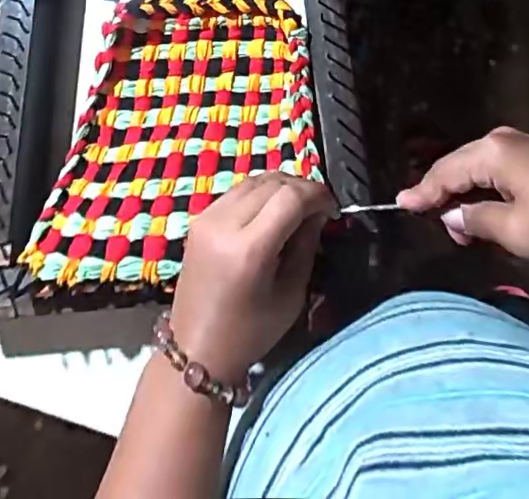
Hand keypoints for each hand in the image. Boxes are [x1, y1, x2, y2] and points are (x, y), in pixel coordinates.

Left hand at [169, 172, 335, 380]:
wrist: (196, 348)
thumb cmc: (250, 332)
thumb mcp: (290, 294)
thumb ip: (305, 246)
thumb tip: (318, 212)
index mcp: (248, 249)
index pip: (289, 197)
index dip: (316, 194)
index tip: (332, 206)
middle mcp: (224, 223)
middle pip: (271, 183)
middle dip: (301, 188)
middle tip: (318, 207)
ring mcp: (207, 217)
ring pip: (253, 180)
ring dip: (280, 186)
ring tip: (298, 206)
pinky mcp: (199, 218)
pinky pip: (236, 191)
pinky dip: (259, 192)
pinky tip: (271, 210)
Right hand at [395, 127, 528, 266]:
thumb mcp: (516, 232)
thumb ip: (475, 221)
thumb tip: (451, 216)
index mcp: (490, 152)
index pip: (444, 173)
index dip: (422, 193)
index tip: (400, 204)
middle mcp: (501, 140)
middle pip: (457, 166)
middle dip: (442, 194)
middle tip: (427, 220)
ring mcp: (521, 146)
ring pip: (476, 169)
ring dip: (464, 195)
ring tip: (458, 226)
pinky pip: (495, 171)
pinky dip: (483, 190)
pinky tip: (483, 210)